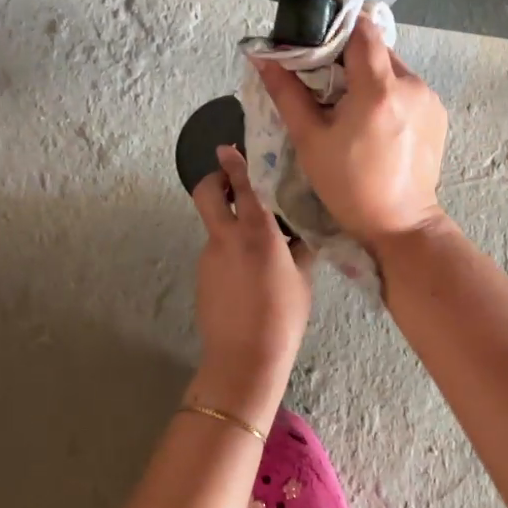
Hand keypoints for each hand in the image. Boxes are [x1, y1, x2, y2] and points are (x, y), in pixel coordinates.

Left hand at [189, 146, 313, 419]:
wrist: (244, 360)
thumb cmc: (283, 317)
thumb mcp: (302, 278)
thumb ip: (301, 246)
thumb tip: (304, 229)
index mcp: (256, 232)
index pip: (243, 185)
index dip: (235, 163)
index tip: (228, 147)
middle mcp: (227, 237)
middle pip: (206, 192)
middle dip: (215, 179)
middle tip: (232, 180)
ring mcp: (209, 256)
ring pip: (215, 224)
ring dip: (229, 221)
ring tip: (259, 243)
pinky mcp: (202, 276)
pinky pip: (217, 251)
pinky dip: (231, 250)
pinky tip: (250, 274)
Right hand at [253, 16, 448, 245]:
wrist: (401, 225)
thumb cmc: (349, 186)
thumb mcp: (310, 140)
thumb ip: (287, 93)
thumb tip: (262, 57)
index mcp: (379, 89)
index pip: (363, 32)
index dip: (338, 30)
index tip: (316, 44)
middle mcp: (412, 85)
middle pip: (377, 50)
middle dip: (349, 58)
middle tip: (324, 81)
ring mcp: (429, 99)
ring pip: (393, 69)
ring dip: (370, 77)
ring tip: (348, 105)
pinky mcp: (438, 113)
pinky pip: (408, 89)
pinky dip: (389, 94)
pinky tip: (374, 121)